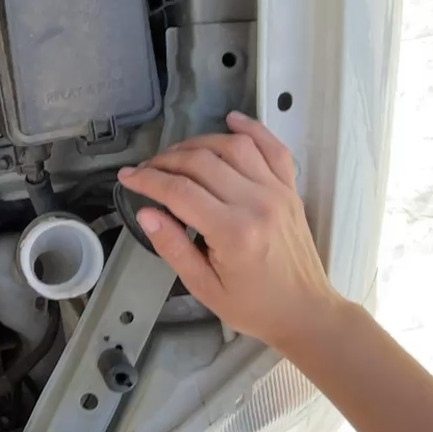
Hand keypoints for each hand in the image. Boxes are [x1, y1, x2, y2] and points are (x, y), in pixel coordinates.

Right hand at [118, 111, 348, 354]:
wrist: (305, 311)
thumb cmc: (251, 305)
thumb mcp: (202, 286)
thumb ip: (172, 246)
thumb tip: (147, 212)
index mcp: (233, 232)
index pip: (179, 191)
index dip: (147, 179)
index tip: (127, 177)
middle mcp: (257, 203)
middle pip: (202, 162)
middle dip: (165, 160)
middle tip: (145, 170)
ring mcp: (277, 192)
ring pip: (232, 146)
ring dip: (198, 143)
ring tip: (175, 156)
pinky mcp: (290, 189)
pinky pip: (273, 148)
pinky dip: (252, 129)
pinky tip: (231, 119)